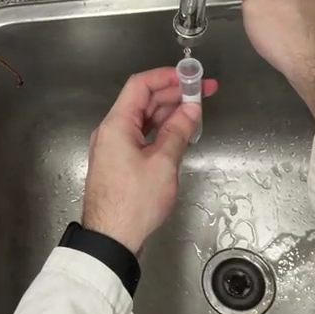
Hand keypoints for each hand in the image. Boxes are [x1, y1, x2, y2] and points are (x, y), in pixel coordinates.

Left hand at [81, 67, 218, 254]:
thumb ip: (177, 132)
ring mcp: (114, 148)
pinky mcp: (119, 163)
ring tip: (196, 112)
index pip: (139, 86)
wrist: (111, 238)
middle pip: (142, 101)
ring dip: (168, 113)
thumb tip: (191, 110)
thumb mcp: (162, 163)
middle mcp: (111, 131)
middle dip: (172, 94)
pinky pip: (140, 137)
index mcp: (116, 125)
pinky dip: (160, 131)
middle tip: (203, 92)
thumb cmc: (134, 201)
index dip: (166, 77)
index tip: (191, 76)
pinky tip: (179, 134)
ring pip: (142, 120)